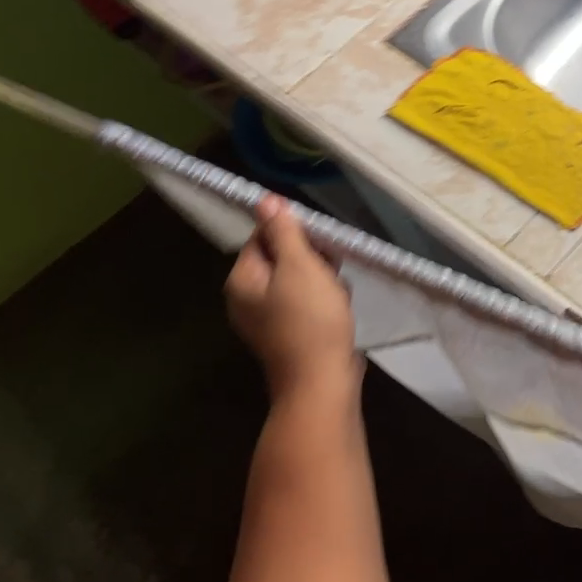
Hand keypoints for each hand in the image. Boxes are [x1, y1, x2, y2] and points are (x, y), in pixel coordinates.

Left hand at [226, 195, 358, 405]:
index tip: (321, 243)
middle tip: (332, 271)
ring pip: (298, 282)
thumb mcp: (300, 267)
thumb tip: (266, 200)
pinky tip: (339, 312)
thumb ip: (284, 232)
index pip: (262, 237)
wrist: (323, 381)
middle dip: (312, 261)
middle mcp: (246, 299)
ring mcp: (267, 321)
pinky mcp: (289, 336)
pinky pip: (306, 305)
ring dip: (323, 282)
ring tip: (338, 295)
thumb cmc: (311, 319)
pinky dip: (324, 304)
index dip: (294, 234)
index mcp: (242, 279)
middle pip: (281, 259)